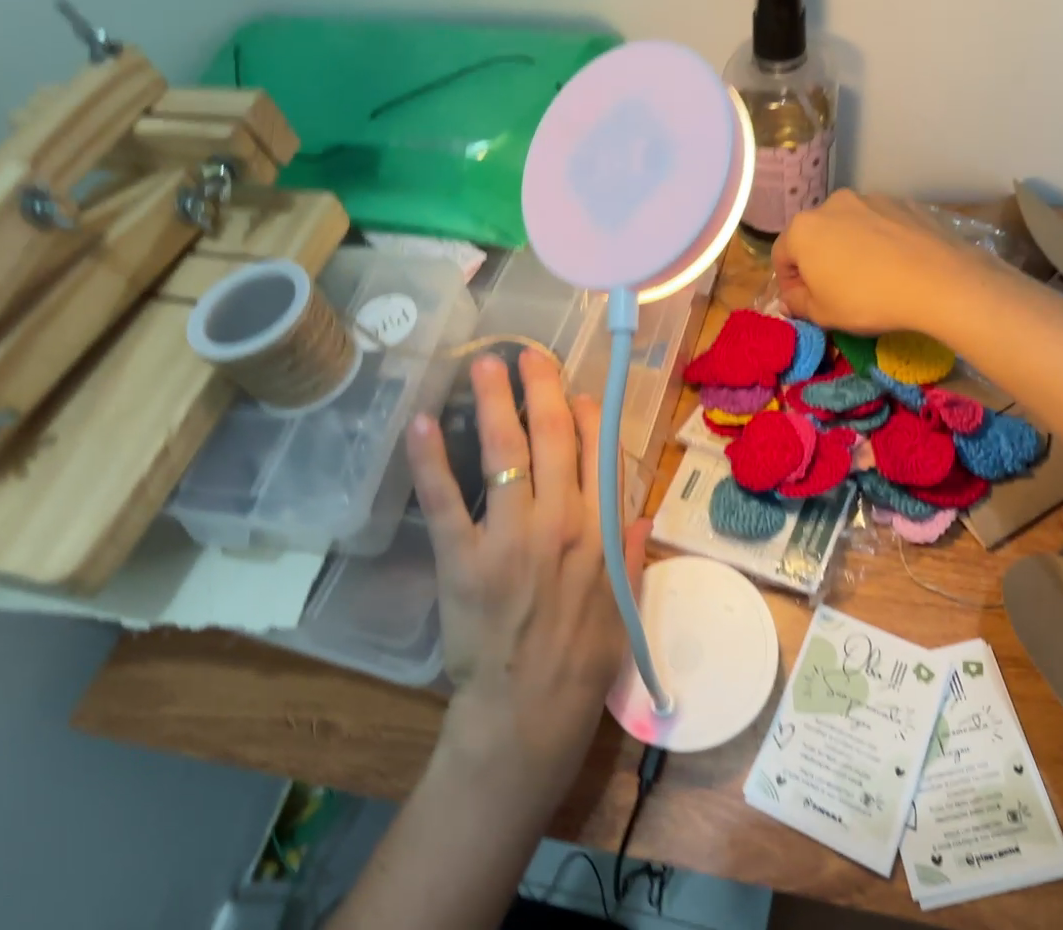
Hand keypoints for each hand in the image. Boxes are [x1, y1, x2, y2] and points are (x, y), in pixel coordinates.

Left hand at [404, 349, 646, 795]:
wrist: (531, 710)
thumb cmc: (584, 661)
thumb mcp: (625, 606)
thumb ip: (631, 552)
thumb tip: (641, 508)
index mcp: (603, 533)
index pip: (600, 455)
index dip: (589, 414)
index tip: (576, 390)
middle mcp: (563, 523)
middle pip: (555, 438)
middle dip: (542, 388)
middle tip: (528, 352)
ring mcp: (511, 537)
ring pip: (506, 454)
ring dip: (494, 403)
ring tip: (485, 364)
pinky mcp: (464, 558)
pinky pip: (446, 500)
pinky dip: (431, 459)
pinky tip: (421, 422)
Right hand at [772, 190, 1006, 335]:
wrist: (939, 281)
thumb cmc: (868, 300)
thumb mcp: (823, 314)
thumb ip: (797, 304)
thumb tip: (791, 298)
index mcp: (803, 229)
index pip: (781, 256)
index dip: (789, 283)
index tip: (804, 302)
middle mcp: (833, 204)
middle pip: (815, 236)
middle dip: (819, 261)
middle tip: (836, 291)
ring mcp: (871, 199)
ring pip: (849, 227)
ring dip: (850, 248)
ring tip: (871, 276)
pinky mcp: (904, 203)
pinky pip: (881, 225)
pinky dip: (880, 241)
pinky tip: (896, 265)